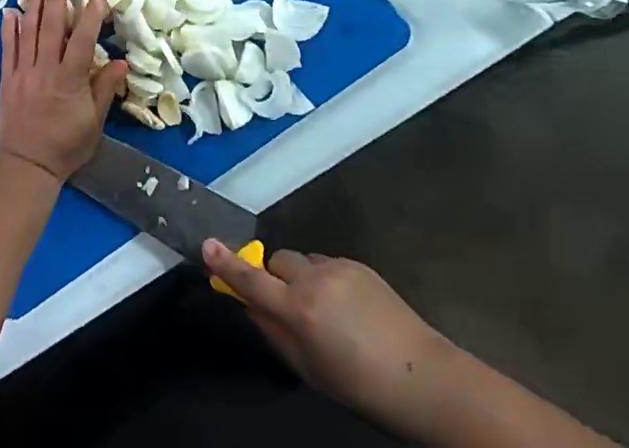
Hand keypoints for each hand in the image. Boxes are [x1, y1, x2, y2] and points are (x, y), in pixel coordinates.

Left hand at [0, 0, 127, 181]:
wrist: (25, 165)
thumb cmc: (65, 146)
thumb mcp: (94, 122)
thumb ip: (104, 89)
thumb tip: (122, 62)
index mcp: (69, 81)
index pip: (82, 42)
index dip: (91, 18)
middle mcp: (44, 71)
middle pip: (51, 29)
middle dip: (57, 1)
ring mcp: (23, 73)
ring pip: (28, 34)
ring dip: (33, 8)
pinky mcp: (7, 80)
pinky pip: (7, 50)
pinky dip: (9, 30)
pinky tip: (10, 12)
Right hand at [203, 241, 451, 416]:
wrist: (422, 375)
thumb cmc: (358, 384)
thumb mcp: (307, 368)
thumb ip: (272, 332)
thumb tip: (249, 305)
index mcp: (299, 310)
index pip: (251, 281)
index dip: (226, 264)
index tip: (206, 245)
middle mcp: (314, 280)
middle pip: (277, 261)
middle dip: (274, 276)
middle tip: (286, 304)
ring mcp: (339, 267)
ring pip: (303, 261)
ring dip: (301, 277)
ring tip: (325, 309)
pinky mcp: (359, 263)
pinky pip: (327, 264)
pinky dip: (325, 279)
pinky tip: (346, 307)